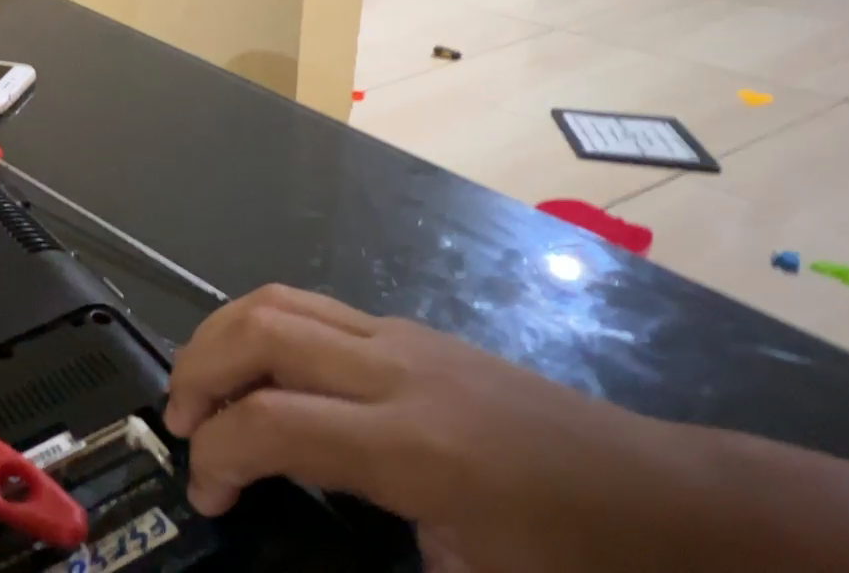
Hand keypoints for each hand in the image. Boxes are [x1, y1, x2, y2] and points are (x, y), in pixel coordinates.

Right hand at [163, 285, 821, 572]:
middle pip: (259, 332)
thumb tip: (298, 548)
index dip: (217, 456)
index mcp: (415, 448)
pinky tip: (262, 373)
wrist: (669, 499)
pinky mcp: (409, 331)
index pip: (272, 424)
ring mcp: (402, 339)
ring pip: (278, 301)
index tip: (207, 497)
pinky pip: (310, 307)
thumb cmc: (575, 556)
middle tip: (179, 423)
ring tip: (201, 385)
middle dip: (198, 372)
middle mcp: (396, 372)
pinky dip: (260, 330)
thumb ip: (375, 564)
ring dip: (220, 336)